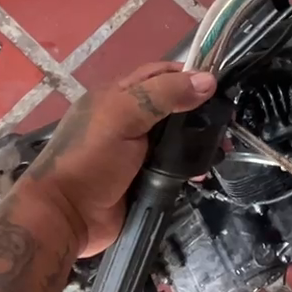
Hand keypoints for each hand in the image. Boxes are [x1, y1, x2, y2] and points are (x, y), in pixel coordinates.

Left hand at [16, 62, 216, 255]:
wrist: (66, 218)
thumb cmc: (89, 160)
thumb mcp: (124, 117)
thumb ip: (164, 95)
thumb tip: (208, 80)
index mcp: (116, 97)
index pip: (158, 74)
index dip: (187, 74)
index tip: (218, 83)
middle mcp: (127, 120)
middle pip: (171, 105)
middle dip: (199, 109)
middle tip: (226, 118)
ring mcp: (136, 151)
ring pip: (175, 136)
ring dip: (197, 139)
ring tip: (222, 145)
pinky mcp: (144, 178)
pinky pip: (174, 166)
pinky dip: (190, 166)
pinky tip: (203, 170)